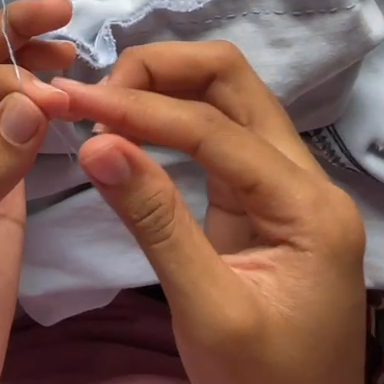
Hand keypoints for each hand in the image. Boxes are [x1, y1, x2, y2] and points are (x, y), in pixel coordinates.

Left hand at [0, 0, 76, 383]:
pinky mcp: (2, 194)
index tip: (52, 92)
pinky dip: (46, 112)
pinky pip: (23, 138)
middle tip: (60, 9)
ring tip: (73, 48)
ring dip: (31, 66)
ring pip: (0, 98)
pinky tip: (71, 97)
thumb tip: (28, 100)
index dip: (2, 80)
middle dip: (11, 36)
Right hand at [57, 42, 365, 383]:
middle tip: (96, 95)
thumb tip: (93, 144)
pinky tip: (127, 126)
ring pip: (221, 93)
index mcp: (309, 207)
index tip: (74, 102)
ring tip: (102, 106)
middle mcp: (306, 178)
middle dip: (157, 70)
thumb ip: (155, 221)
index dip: (139, 108)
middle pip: (231, 79)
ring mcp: (283, 182)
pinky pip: (211, 127)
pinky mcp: (257, 193)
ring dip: (159, 85)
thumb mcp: (208, 313)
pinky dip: (164, 114)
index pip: (213, 127)